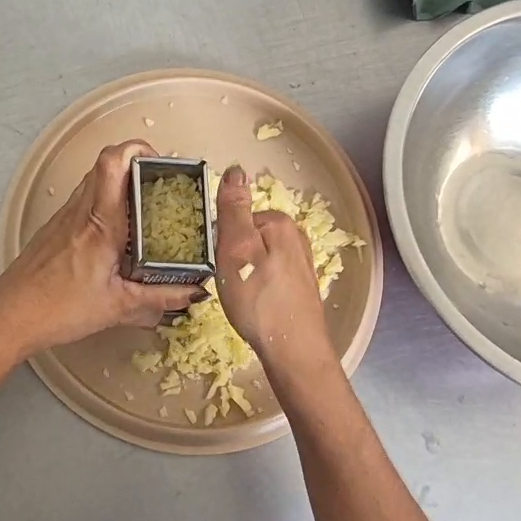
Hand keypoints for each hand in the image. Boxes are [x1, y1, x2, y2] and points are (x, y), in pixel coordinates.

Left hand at [0, 140, 197, 357]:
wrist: (10, 316)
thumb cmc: (58, 309)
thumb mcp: (119, 306)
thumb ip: (161, 297)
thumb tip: (193, 290)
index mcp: (100, 223)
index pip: (114, 163)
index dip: (138, 150)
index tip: (160, 163)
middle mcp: (80, 211)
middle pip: (105, 163)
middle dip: (135, 163)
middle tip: (159, 185)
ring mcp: (64, 217)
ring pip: (93, 180)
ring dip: (119, 183)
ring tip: (143, 209)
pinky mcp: (54, 228)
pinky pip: (82, 201)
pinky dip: (103, 204)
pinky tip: (116, 235)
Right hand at [213, 166, 334, 369]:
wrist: (293, 351)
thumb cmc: (260, 301)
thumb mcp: (237, 250)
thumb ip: (234, 210)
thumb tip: (235, 169)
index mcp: (280, 223)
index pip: (237, 217)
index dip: (222, 239)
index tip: (220, 262)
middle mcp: (295, 238)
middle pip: (248, 236)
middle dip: (233, 256)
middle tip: (229, 282)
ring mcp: (300, 263)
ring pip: (256, 258)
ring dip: (243, 274)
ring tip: (241, 297)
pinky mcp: (299, 287)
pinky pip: (267, 276)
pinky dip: (256, 288)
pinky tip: (254, 306)